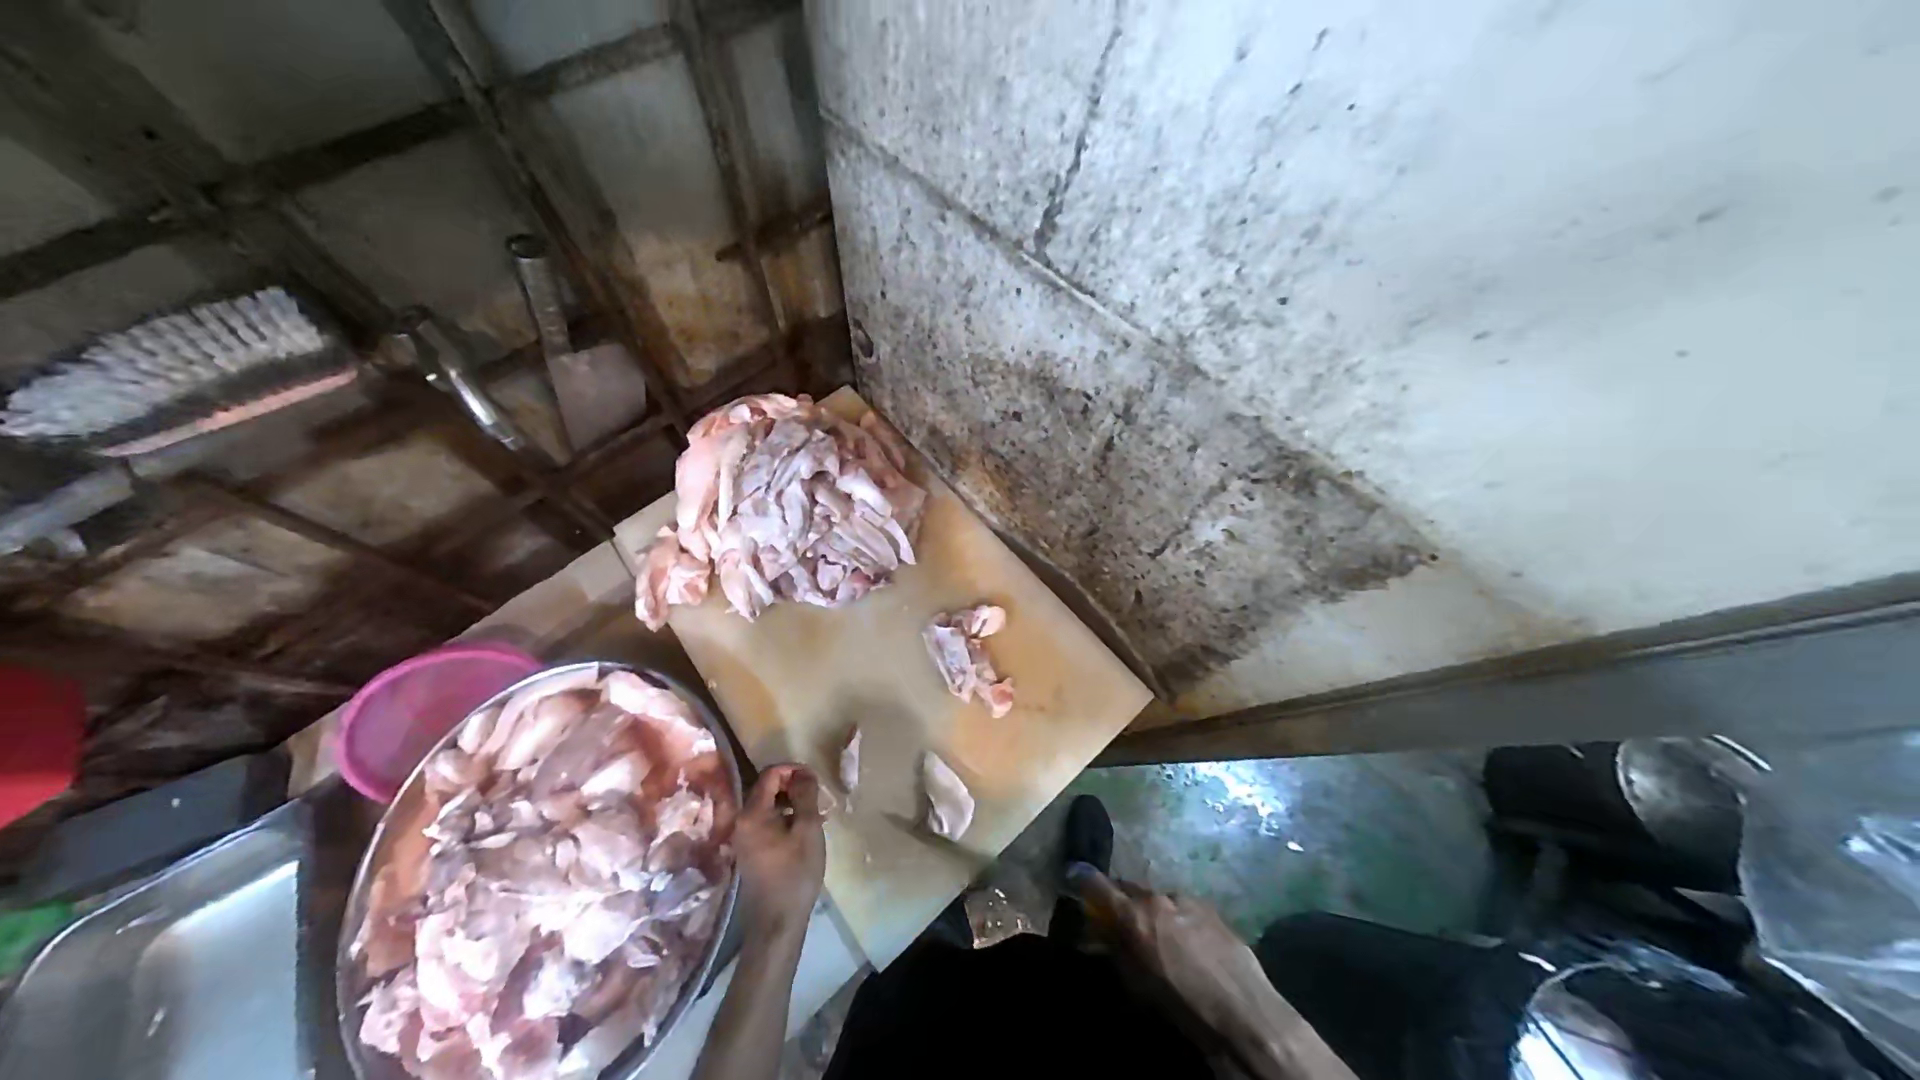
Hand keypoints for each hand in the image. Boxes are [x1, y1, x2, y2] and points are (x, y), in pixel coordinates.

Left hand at [734, 764, 825, 942]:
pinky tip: (804, 829)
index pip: (770, 774)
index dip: (793, 769)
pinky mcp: (750, 849)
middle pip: (766, 788)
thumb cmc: (795, 872)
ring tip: (815, 812)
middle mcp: (741, 821)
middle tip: (817, 796)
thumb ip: (805, 796)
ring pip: (768, 805)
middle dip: (793, 786)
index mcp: (752, 814)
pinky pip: (767, 821)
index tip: (815, 778)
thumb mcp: (808, 829)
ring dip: (791, 802)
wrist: (777, 921)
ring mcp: (743, 837)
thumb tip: (804, 772)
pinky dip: (785, 817)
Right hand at [1073, 869, 1273, 1037]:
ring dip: (1153, 911)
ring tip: (1161, 937)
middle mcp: (1157, 897)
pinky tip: (1188, 942)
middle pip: (1129, 888)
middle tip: (1121, 920)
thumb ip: (1116, 951)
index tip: (1073, 874)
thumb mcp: (1137, 984)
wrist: (1243, 1013)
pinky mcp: (1211, 907)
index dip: (1082, 878)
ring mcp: (1187, 899)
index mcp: (1134, 914)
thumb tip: (1099, 936)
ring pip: (1159, 899)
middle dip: (1122, 900)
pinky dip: (1178, 918)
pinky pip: (1183, 907)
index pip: (1097, 884)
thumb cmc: (1182, 1006)